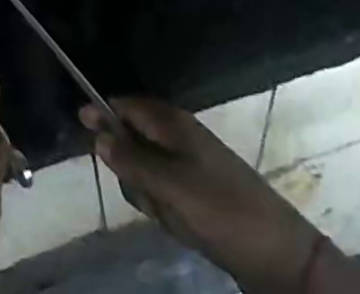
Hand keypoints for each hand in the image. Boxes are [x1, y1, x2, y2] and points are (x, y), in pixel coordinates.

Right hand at [82, 98, 319, 291]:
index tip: (81, 126)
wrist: (278, 254)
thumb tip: (97, 134)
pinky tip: (181, 224)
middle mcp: (179, 136)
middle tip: (147, 193)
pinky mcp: (196, 190)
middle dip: (129, 168)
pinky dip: (164, 208)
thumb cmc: (221, 210)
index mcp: (173, 123)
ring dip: (147, 194)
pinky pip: (163, 192)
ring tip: (170, 214)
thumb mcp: (169, 186)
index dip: (103, 113)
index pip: (126, 105)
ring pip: (145, 171)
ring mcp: (189, 164)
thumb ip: (131, 160)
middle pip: (132, 140)